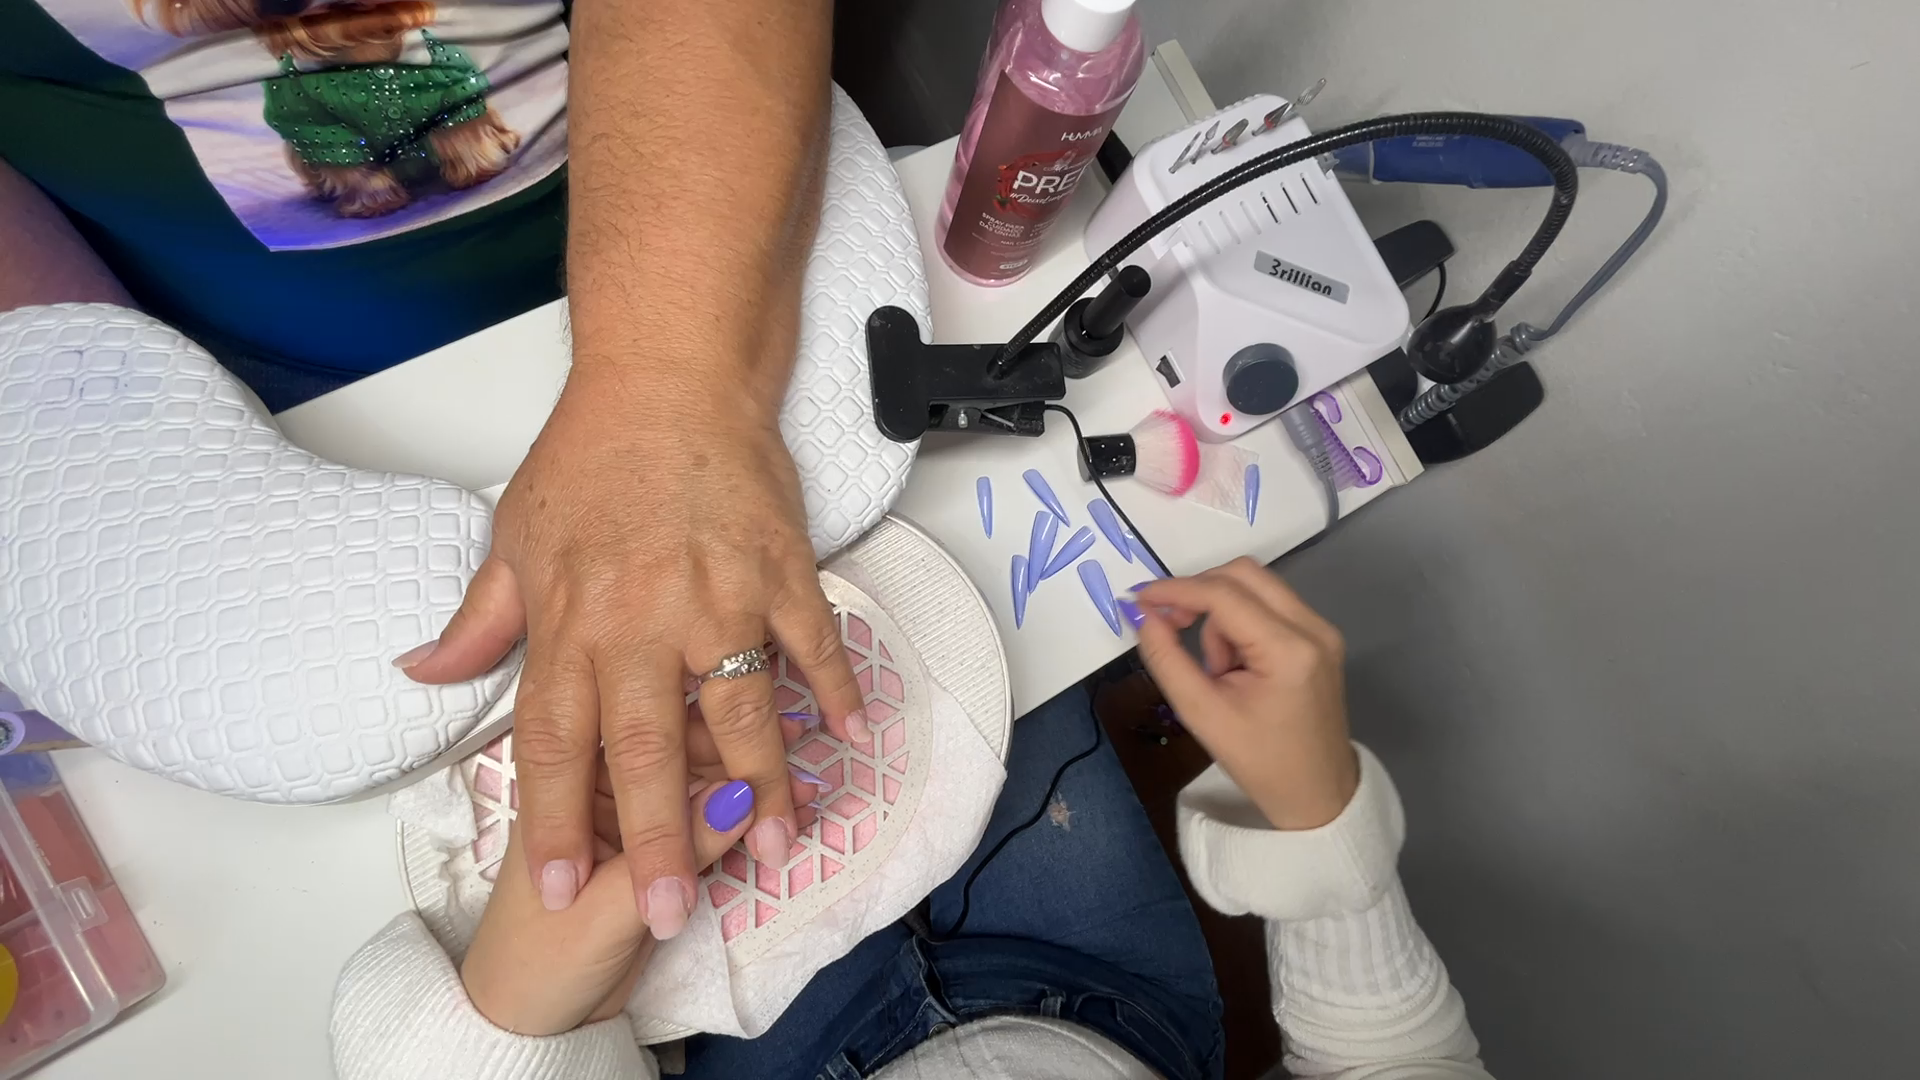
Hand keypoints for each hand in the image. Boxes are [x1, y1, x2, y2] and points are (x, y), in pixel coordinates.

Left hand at [398, 377, 866, 938]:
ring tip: (780, 847)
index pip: (558, 741)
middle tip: (676, 910)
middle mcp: (646, 619)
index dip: (557, 820)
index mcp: (574, 617)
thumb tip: (426, 675)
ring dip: (764, 785)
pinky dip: (836, 687)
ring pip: (743, 707)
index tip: (564, 886)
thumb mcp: (517, 531)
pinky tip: (853, 734)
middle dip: (663, 836)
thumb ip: (480, 618)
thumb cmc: (594, 456)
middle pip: (650, 746)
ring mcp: (723, 595)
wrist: (671, 384)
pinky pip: (813, 639)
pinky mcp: (781, 568)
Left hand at [462, 722, 828, 1035]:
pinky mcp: (670, 847)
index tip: (767, 732)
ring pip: (712, 789)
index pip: (651, 743)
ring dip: (759, 788)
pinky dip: (753, 818)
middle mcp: (615, 788)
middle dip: (746, 758)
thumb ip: (678, 853)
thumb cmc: (542, 964)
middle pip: (690, 760)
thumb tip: (743, 798)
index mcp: (578, 787)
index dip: (712, 736)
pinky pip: (719, 823)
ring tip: (805, 788)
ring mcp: (645, 818)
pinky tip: (790, 811)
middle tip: (801, 746)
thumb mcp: (609, 909)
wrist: (536, 1029)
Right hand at [1133, 559, 1358, 830]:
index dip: (1175, 590)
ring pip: (1254, 585)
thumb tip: (1143, 616)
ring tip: (1215, 666)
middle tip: (1170, 623)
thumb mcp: (1201, 713)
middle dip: (1198, 591)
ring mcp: (1320, 629)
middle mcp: (1312, 628)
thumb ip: (1167, 659)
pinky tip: (1233, 662)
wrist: (1317, 794)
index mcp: (1288, 650)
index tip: (1139, 599)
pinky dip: (1237, 620)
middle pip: (1243, 573)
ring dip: (1219, 612)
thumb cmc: (1259, 760)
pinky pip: (1266, 603)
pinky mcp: (1317, 636)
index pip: (1223, 595)